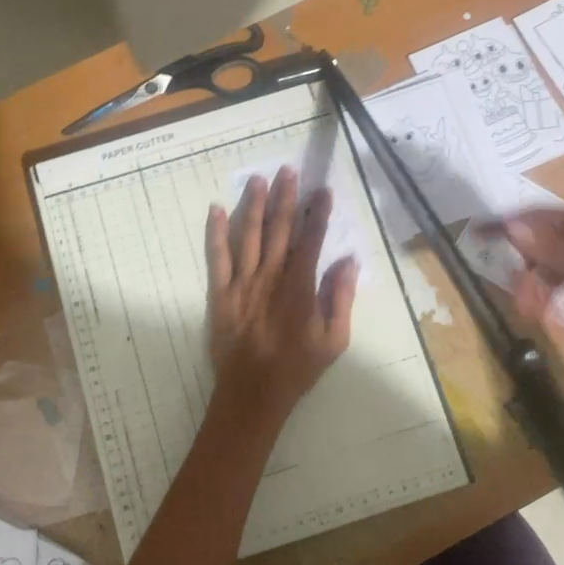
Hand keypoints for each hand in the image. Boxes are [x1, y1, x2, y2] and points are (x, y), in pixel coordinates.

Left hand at [205, 167, 358, 424]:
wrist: (252, 394)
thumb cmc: (297, 368)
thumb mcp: (334, 340)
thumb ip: (341, 299)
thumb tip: (349, 262)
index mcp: (300, 289)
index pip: (311, 241)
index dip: (318, 214)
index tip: (323, 190)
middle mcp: (270, 279)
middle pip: (279, 230)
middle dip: (285, 198)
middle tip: (289, 170)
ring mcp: (242, 284)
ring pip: (248, 236)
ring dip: (253, 205)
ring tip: (258, 178)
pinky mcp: (220, 294)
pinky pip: (216, 258)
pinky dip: (215, 233)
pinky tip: (215, 209)